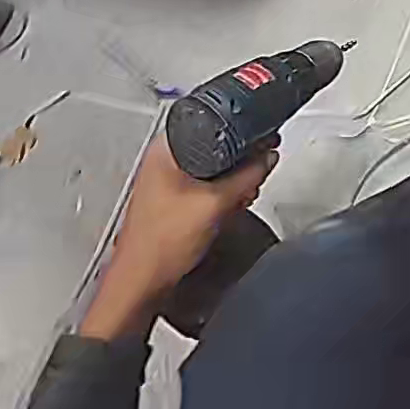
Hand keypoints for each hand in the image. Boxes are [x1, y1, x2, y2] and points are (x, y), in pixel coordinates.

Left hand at [77, 134, 278, 339]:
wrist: (142, 283)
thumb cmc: (160, 244)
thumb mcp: (216, 203)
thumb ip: (247, 176)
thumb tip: (267, 157)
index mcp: (166, 149)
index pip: (211, 125)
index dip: (240, 135)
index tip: (259, 143)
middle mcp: (162, 160)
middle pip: (214, 148)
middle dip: (238, 165)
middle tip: (249, 180)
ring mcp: (164, 181)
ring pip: (210, 170)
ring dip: (230, 184)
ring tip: (237, 199)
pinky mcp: (170, 200)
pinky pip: (202, 188)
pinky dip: (218, 197)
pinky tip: (224, 211)